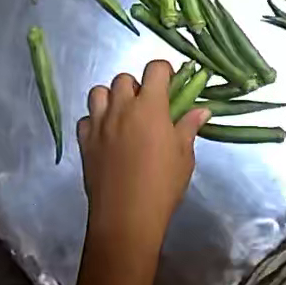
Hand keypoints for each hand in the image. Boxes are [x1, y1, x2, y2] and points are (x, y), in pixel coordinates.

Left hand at [77, 59, 207, 255]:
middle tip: (149, 105)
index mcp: (150, 106)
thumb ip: (188, 127)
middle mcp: (121, 108)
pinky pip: (86, 118)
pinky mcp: (84, 142)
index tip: (172, 82)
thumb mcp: (184, 155)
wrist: (126, 216)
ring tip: (124, 114)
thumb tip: (201, 110)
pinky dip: (95, 120)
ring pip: (99, 92)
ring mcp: (99, 124)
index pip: (155, 69)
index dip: (165, 70)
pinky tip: (107, 134)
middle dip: (138, 85)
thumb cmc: (162, 184)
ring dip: (112, 97)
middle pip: (125, 78)